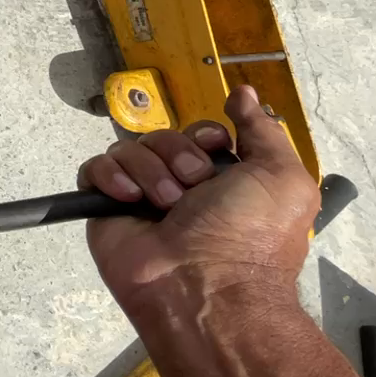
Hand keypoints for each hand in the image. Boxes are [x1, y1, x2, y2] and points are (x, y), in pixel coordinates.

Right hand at [79, 85, 317, 311]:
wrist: (203, 284)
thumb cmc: (250, 233)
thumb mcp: (282, 180)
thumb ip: (263, 132)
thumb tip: (241, 92)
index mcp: (220, 180)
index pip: (197, 133)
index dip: (203, 136)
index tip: (214, 151)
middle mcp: (178, 184)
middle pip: (161, 137)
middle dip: (176, 156)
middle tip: (192, 190)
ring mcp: (138, 194)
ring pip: (127, 149)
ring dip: (148, 173)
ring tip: (164, 205)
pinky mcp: (102, 204)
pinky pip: (93, 168)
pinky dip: (110, 178)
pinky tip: (127, 198)